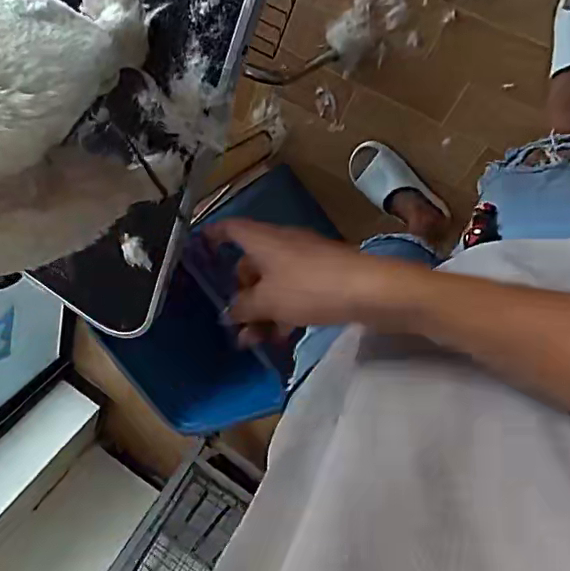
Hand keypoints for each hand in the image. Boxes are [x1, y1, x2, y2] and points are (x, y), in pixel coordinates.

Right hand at [205, 219, 431, 345]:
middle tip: (234, 320)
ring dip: (261, 310)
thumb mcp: (268, 301)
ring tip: (254, 341)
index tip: (198, 249)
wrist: (371, 290)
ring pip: (272, 282)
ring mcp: (304, 259)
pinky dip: (283, 311)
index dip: (212, 236)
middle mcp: (282, 243)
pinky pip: (293, 292)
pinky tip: (281, 336)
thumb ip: (243, 307)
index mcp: (263, 240)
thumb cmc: (310, 287)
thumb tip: (229, 312)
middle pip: (251, 262)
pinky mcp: (323, 276)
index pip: (230, 229)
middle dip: (239, 291)